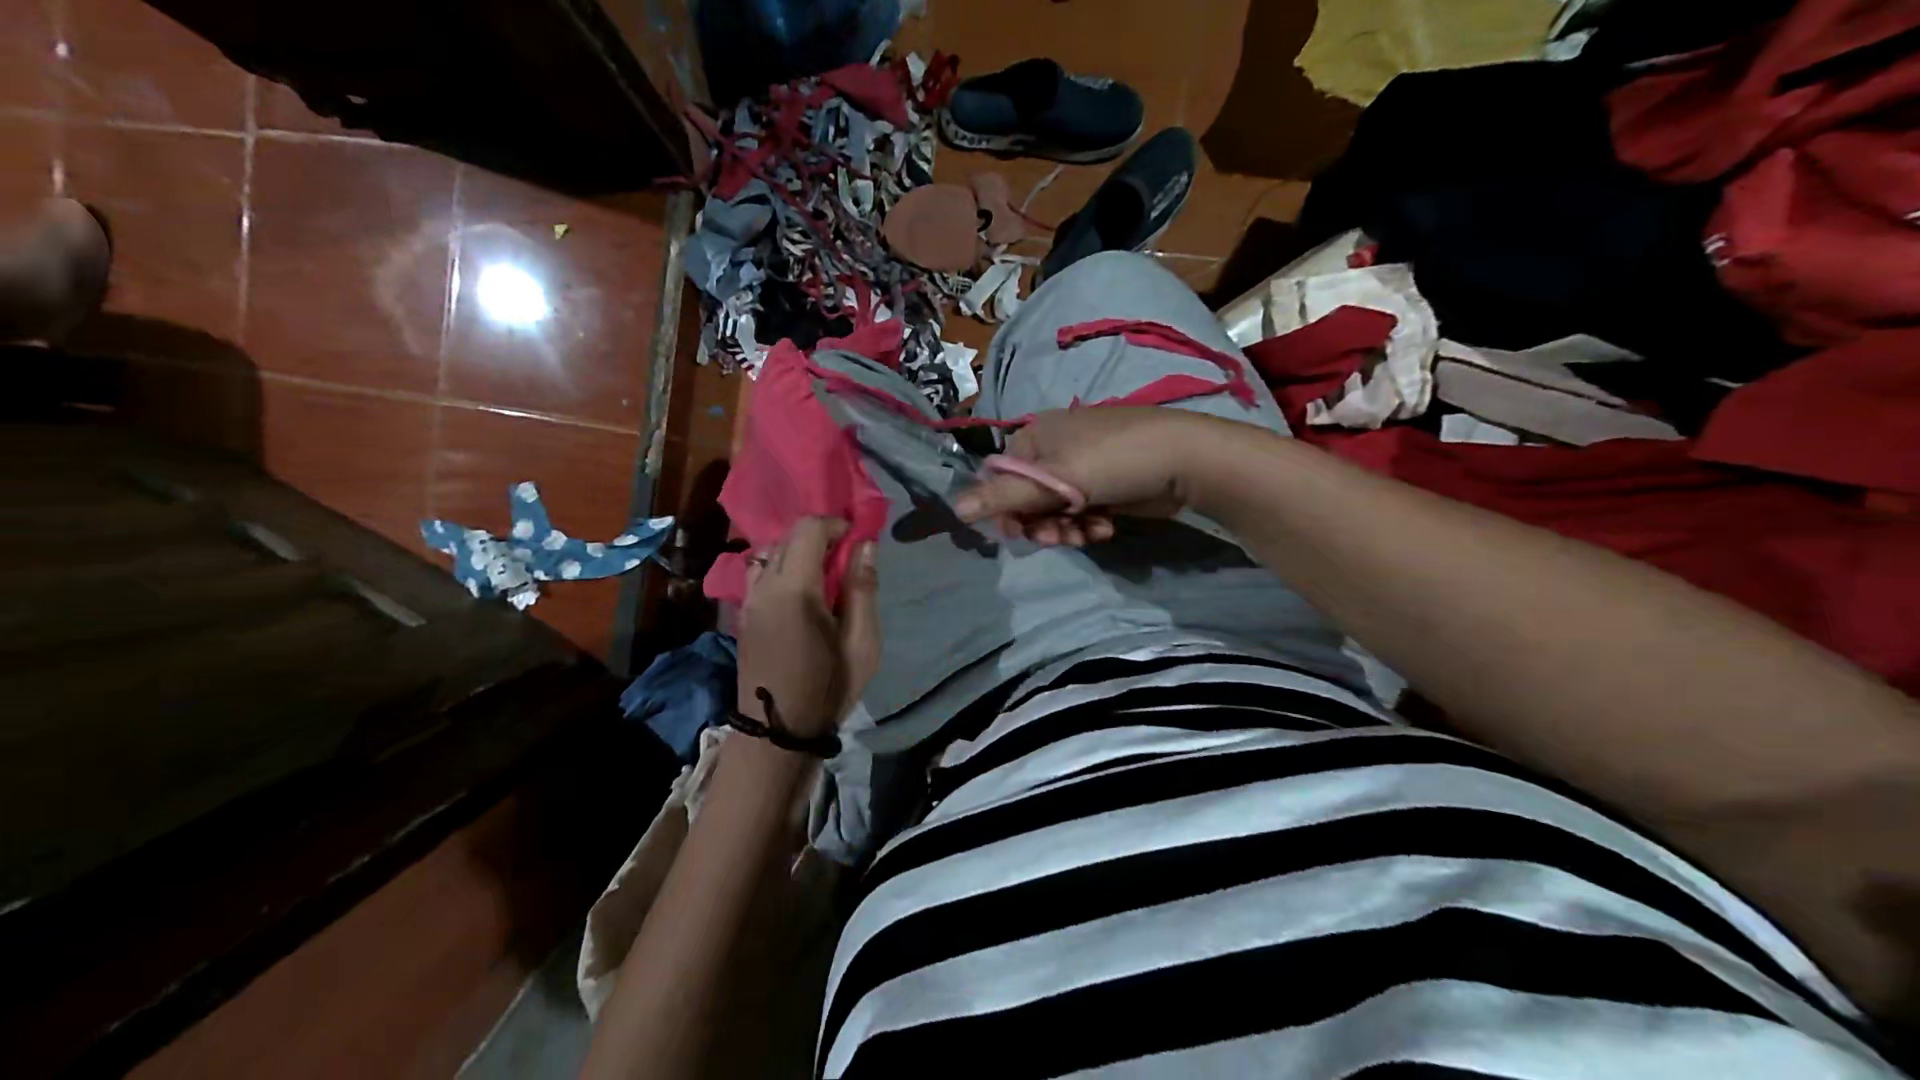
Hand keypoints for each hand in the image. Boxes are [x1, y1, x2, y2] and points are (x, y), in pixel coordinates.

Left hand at [735, 517, 880, 738]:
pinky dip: (780, 566)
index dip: (835, 524)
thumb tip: (866, 545)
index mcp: (795, 589)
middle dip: (818, 535)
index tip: (857, 539)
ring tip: (822, 573)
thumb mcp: (862, 643)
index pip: (808, 529)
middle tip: (845, 556)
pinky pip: (759, 573)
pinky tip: (799, 591)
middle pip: (787, 536)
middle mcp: (765, 586)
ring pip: (769, 552)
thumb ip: (862, 588)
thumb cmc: (828, 686)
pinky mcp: (743, 614)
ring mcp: (748, 600)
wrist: (777, 730)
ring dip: (797, 550)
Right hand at [952, 407, 1212, 545]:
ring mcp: (1082, 466)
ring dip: (1064, 528)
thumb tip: (955, 509)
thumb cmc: (1114, 460)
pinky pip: (1081, 510)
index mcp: (1035, 435)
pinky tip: (1104, 529)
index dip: (1004, 509)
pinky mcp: (1105, 484)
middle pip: (1027, 496)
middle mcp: (1054, 447)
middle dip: (1039, 523)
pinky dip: (1087, 524)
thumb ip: (1005, 497)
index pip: (1000, 477)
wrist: (1186, 460)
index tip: (1018, 533)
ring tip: (1086, 535)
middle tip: (1056, 539)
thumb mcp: (1056, 480)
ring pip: (1055, 508)